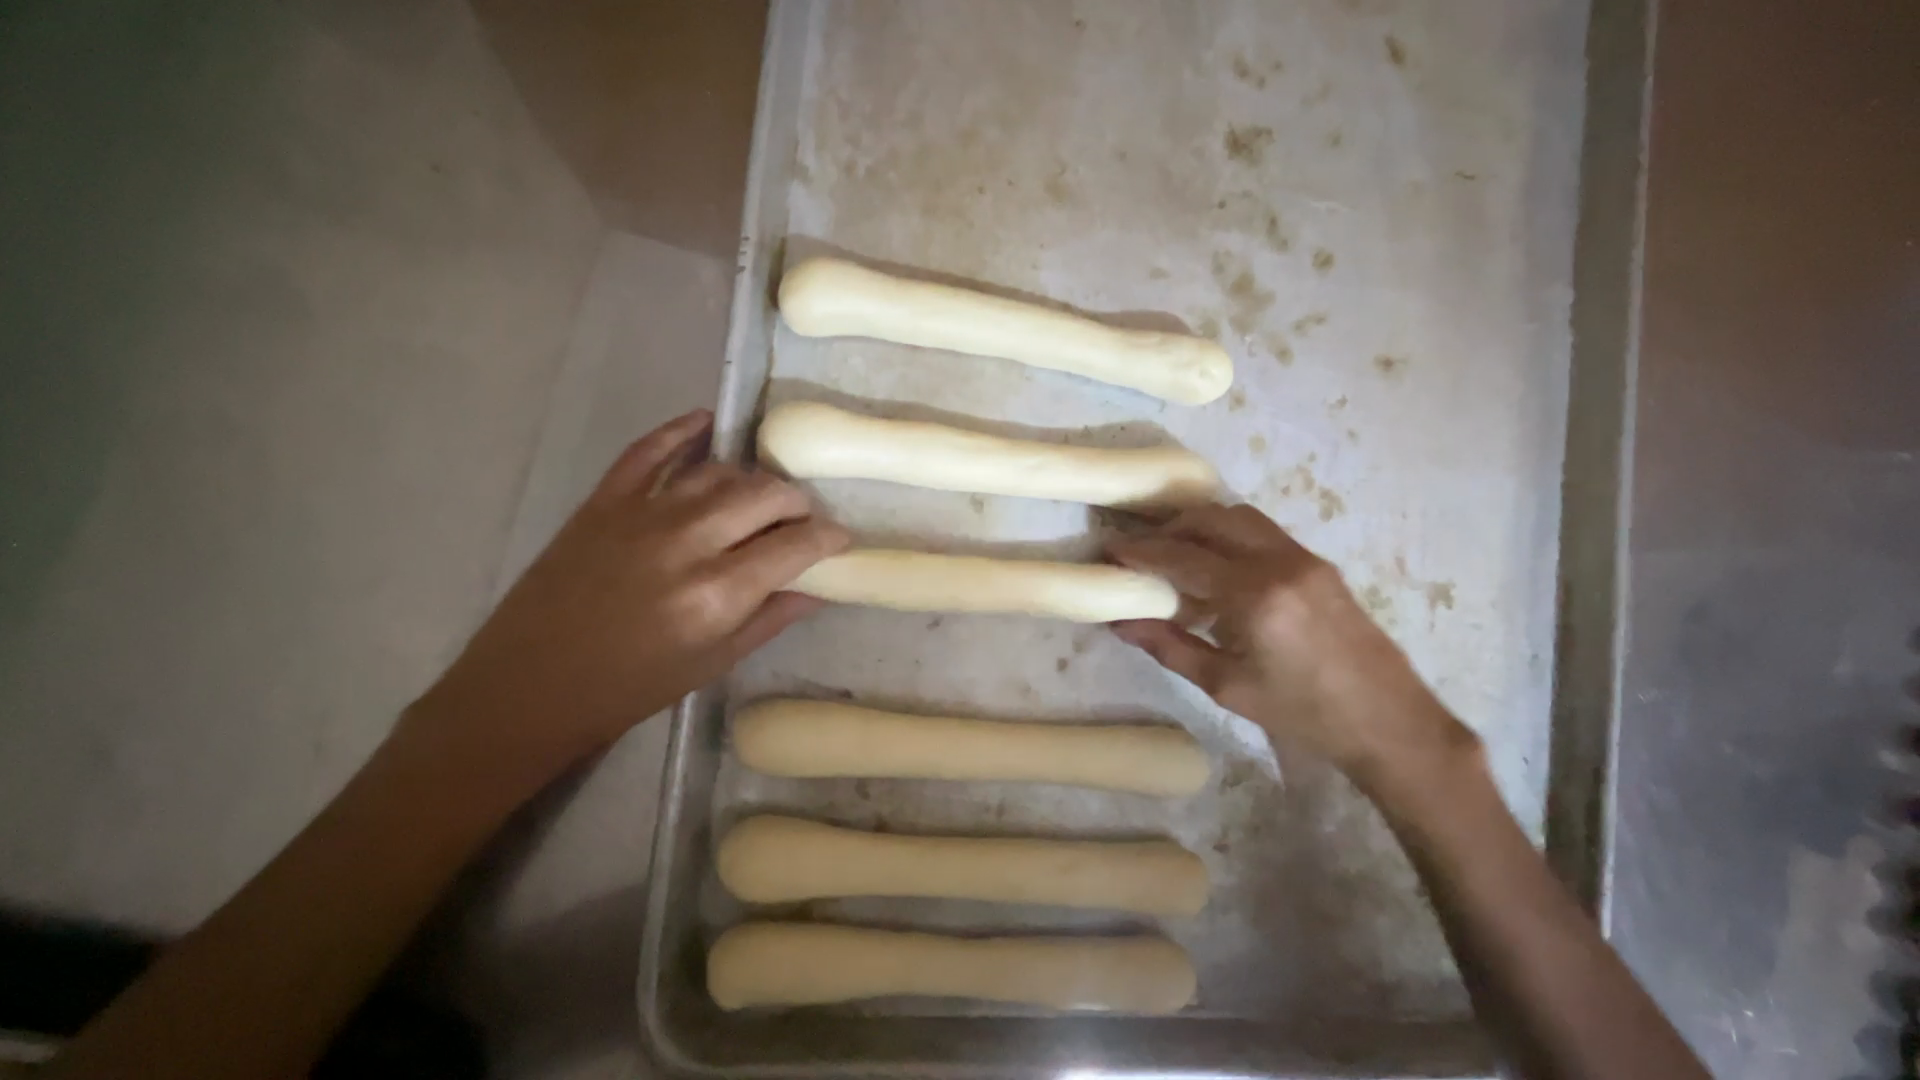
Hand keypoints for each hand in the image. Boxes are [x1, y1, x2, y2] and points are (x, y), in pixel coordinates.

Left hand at [407, 410, 848, 783]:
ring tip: (763, 495)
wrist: (531, 684)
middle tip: (802, 519)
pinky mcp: (605, 500)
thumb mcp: (711, 664)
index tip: (840, 539)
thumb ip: (768, 619)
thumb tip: (816, 588)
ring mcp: (643, 513)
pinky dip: (682, 431)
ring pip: (719, 472)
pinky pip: (650, 450)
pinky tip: (708, 422)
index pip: (794, 546)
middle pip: (764, 495)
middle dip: (796, 503)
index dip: (827, 538)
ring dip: (752, 478)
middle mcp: (687, 541)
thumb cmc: (629, 688)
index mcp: (717, 593)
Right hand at [1107, 503, 1477, 791]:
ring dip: (1202, 526)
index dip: (1142, 552)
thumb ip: (1170, 646)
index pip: (1183, 557)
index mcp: (1254, 595)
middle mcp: (1280, 562)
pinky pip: (1264, 533)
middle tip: (1141, 550)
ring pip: (1241, 518)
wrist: (1388, 720)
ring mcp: (1305, 558)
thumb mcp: (1226, 686)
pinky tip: (1218, 570)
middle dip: (1170, 528)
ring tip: (1176, 554)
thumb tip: (1121, 623)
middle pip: (1212, 519)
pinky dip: (1231, 537)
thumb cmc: (1303, 713)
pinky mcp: (1319, 565)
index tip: (1110, 550)